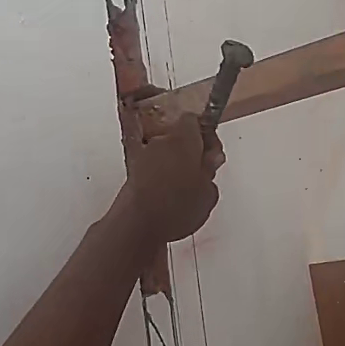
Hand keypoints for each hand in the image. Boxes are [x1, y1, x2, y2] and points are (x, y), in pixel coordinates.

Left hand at [123, 113, 223, 244]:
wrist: (138, 224)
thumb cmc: (177, 206)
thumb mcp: (208, 193)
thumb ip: (210, 171)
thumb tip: (210, 161)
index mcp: (183, 140)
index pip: (194, 121)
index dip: (205, 136)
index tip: (212, 153)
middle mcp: (161, 142)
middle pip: (179, 139)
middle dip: (190, 153)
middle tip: (202, 175)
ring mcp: (143, 156)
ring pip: (165, 155)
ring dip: (175, 166)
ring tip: (185, 192)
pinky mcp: (132, 173)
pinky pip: (153, 169)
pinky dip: (161, 177)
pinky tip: (169, 198)